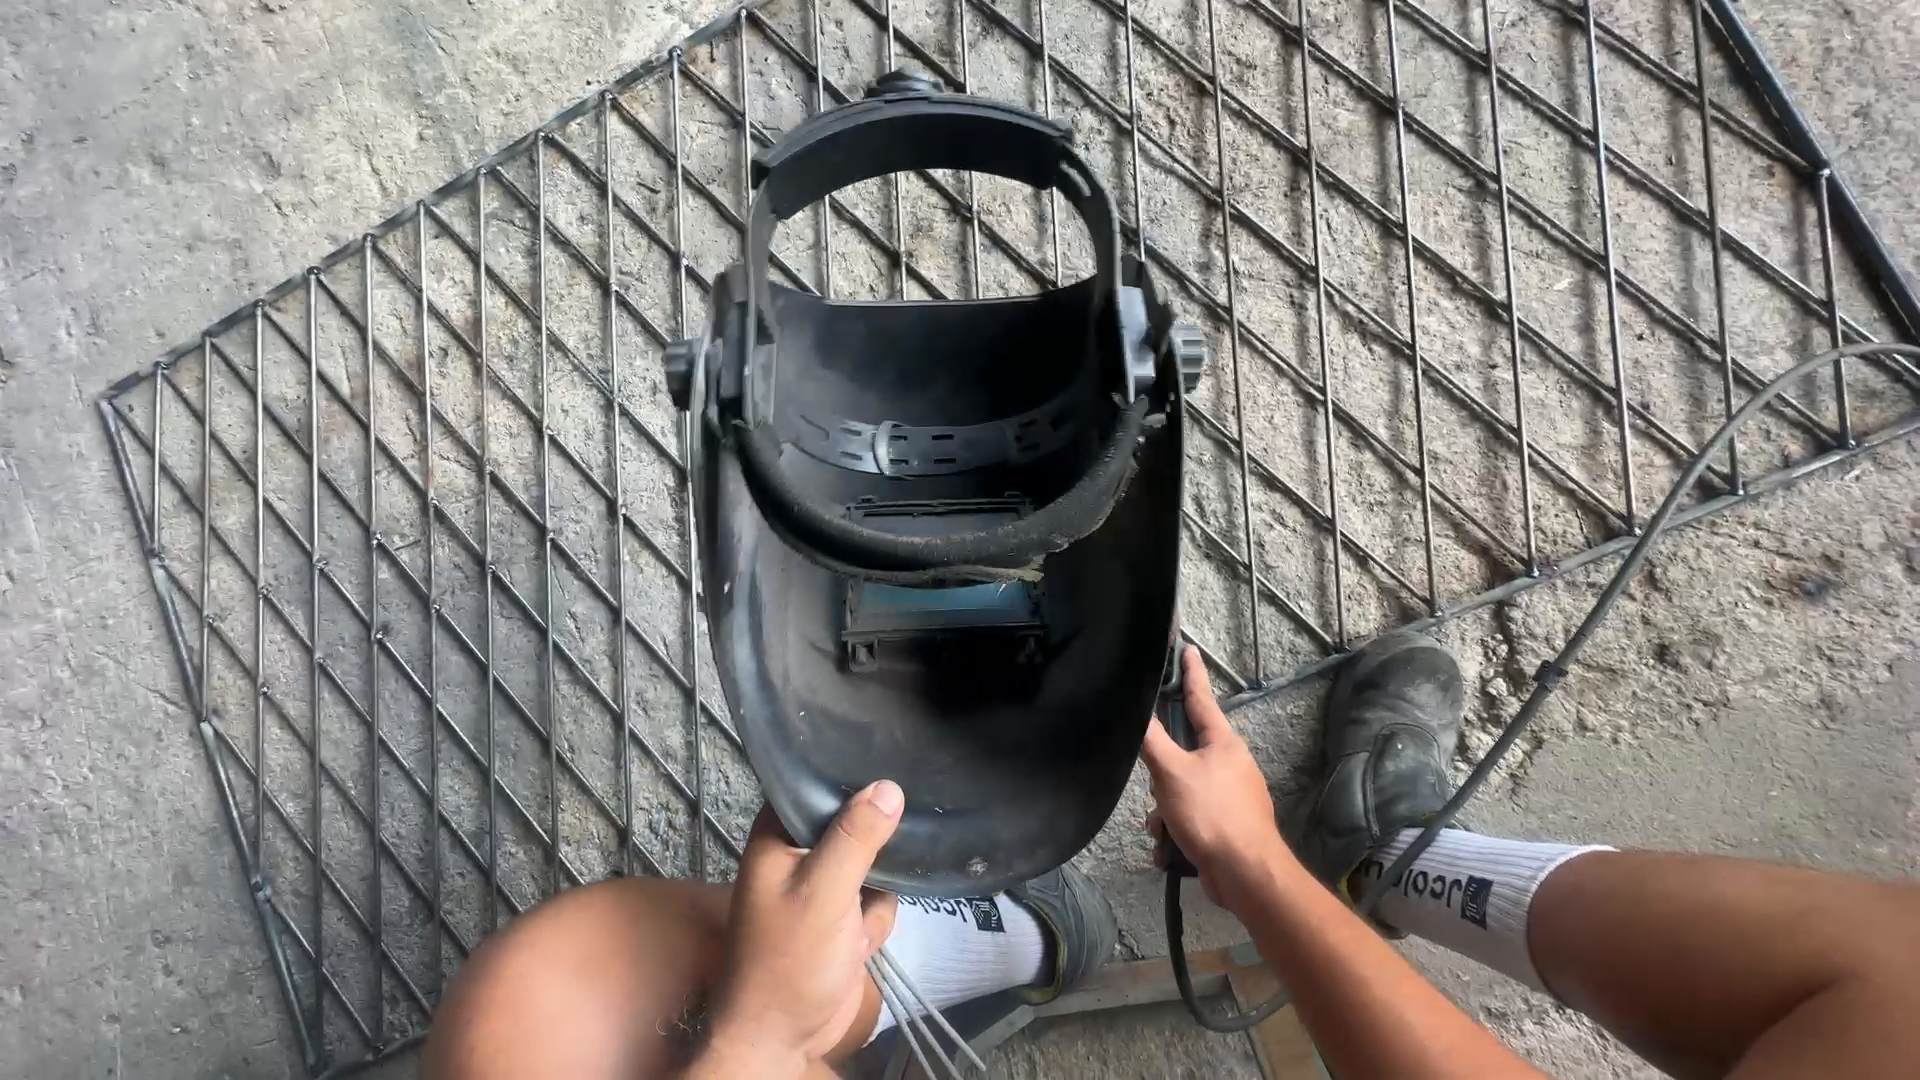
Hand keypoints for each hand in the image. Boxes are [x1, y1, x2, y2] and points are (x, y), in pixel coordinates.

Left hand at [700, 782, 903, 1075]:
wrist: (781, 1040)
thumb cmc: (788, 960)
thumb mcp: (823, 891)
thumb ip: (856, 837)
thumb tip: (889, 787)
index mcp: (778, 834)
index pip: (815, 782)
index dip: (850, 775)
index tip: (889, 766)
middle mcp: (799, 851)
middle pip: (853, 818)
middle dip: (875, 837)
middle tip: (894, 840)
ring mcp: (823, 885)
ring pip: (874, 858)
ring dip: (877, 888)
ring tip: (859, 917)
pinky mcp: (843, 916)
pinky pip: (877, 897)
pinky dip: (875, 919)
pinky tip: (860, 943)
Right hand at [1140, 647, 1291, 908]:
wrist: (1247, 875)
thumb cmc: (1211, 814)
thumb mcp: (1171, 772)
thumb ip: (1152, 740)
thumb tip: (1138, 712)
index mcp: (1223, 743)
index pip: (1200, 698)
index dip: (1190, 673)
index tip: (1188, 649)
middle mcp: (1230, 763)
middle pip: (1184, 750)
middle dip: (1161, 771)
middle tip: (1153, 784)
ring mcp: (1232, 795)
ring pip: (1182, 787)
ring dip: (1165, 807)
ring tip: (1162, 826)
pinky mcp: (1227, 824)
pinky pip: (1191, 815)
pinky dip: (1175, 828)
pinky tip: (1169, 845)